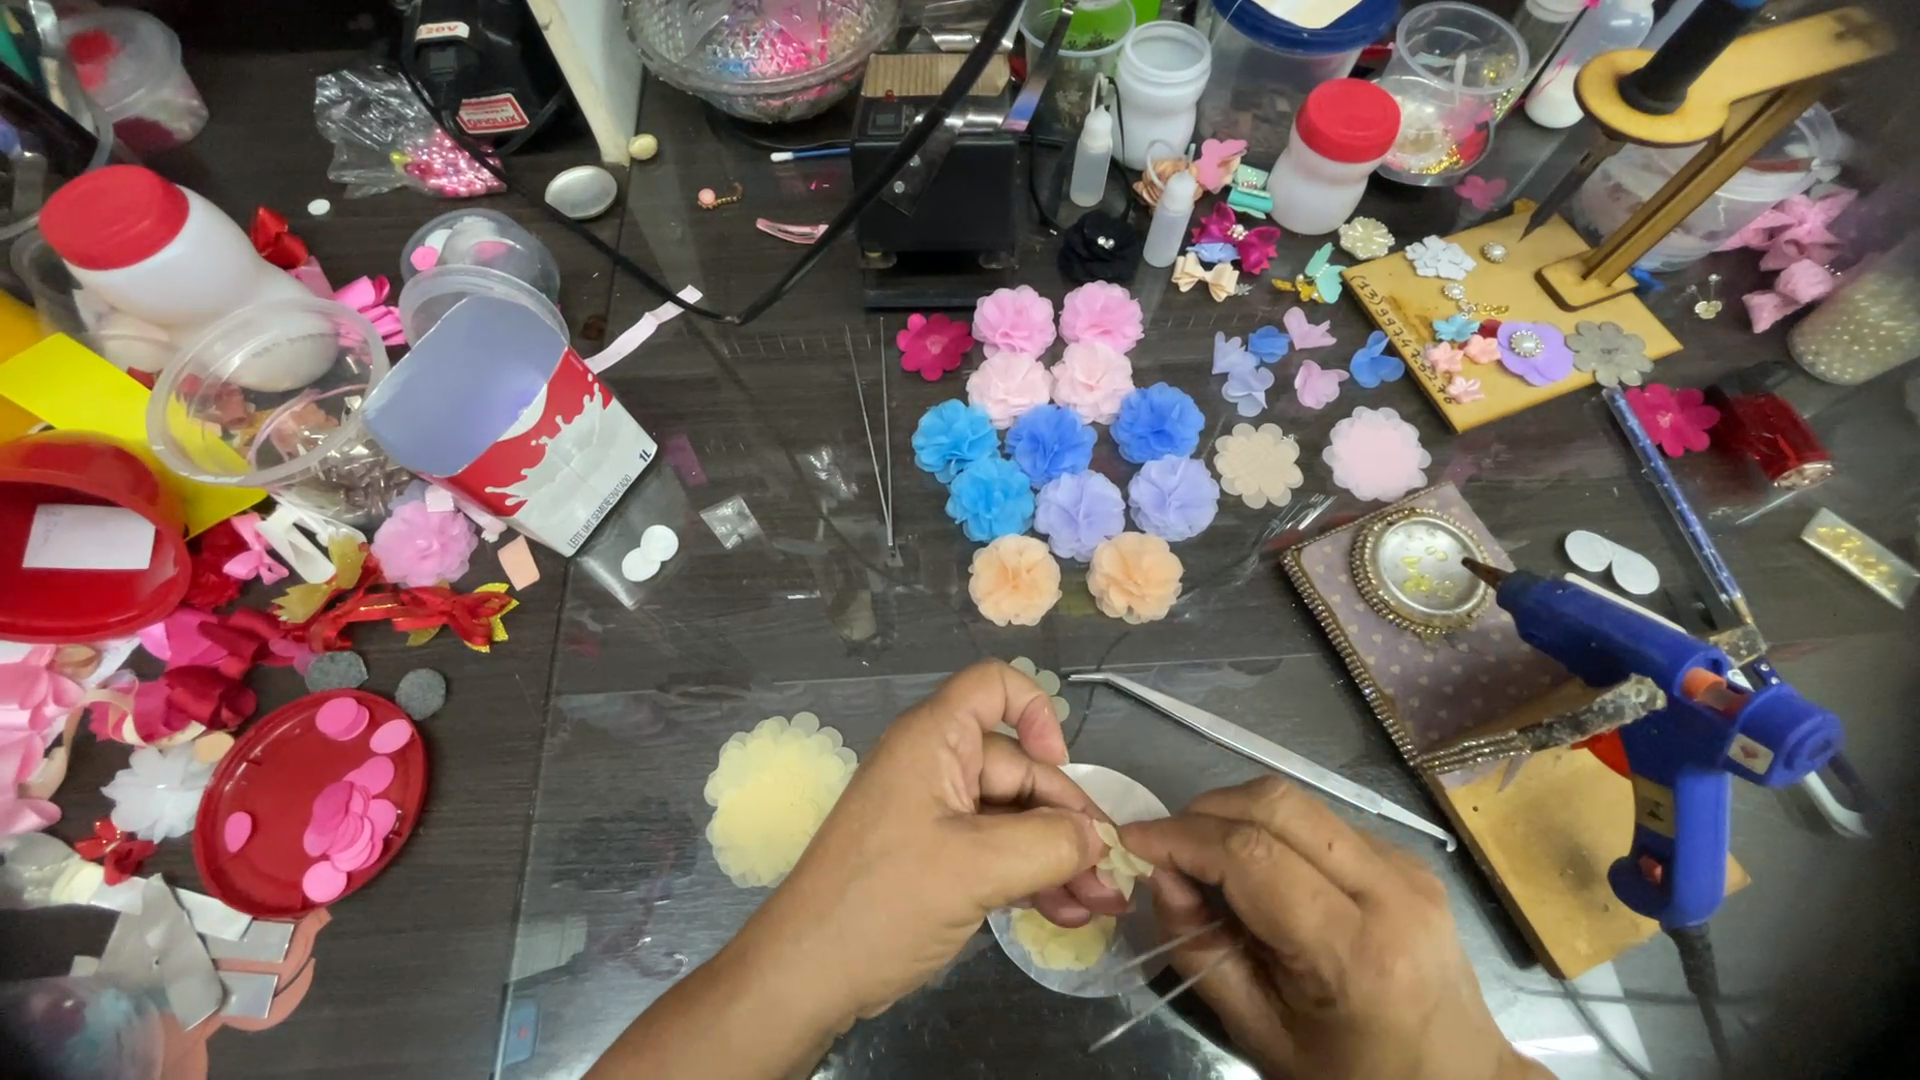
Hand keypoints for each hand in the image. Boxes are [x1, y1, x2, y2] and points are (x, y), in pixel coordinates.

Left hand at [742, 660, 1128, 1021]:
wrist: (806, 976)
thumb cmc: (885, 901)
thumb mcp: (976, 868)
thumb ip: (1049, 844)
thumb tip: (1097, 839)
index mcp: (934, 740)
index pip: (993, 686)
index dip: (1035, 711)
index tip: (1059, 764)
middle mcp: (936, 765)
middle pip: (1018, 767)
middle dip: (1069, 820)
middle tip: (1112, 875)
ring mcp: (936, 813)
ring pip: (1014, 816)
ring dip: (1058, 857)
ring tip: (1100, 906)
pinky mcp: (936, 856)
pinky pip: (997, 849)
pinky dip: (1031, 876)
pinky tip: (1066, 913)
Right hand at [1121, 778, 1545, 1079]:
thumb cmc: (1352, 1076)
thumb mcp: (1261, 1034)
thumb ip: (1201, 950)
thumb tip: (1161, 875)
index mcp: (1356, 952)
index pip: (1251, 857)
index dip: (1182, 838)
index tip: (1133, 841)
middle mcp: (1389, 890)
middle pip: (1275, 804)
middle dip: (1203, 812)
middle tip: (1166, 845)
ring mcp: (1405, 866)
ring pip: (1295, 799)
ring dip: (1232, 811)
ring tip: (1203, 852)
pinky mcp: (1406, 857)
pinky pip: (1317, 818)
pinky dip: (1268, 826)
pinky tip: (1257, 865)